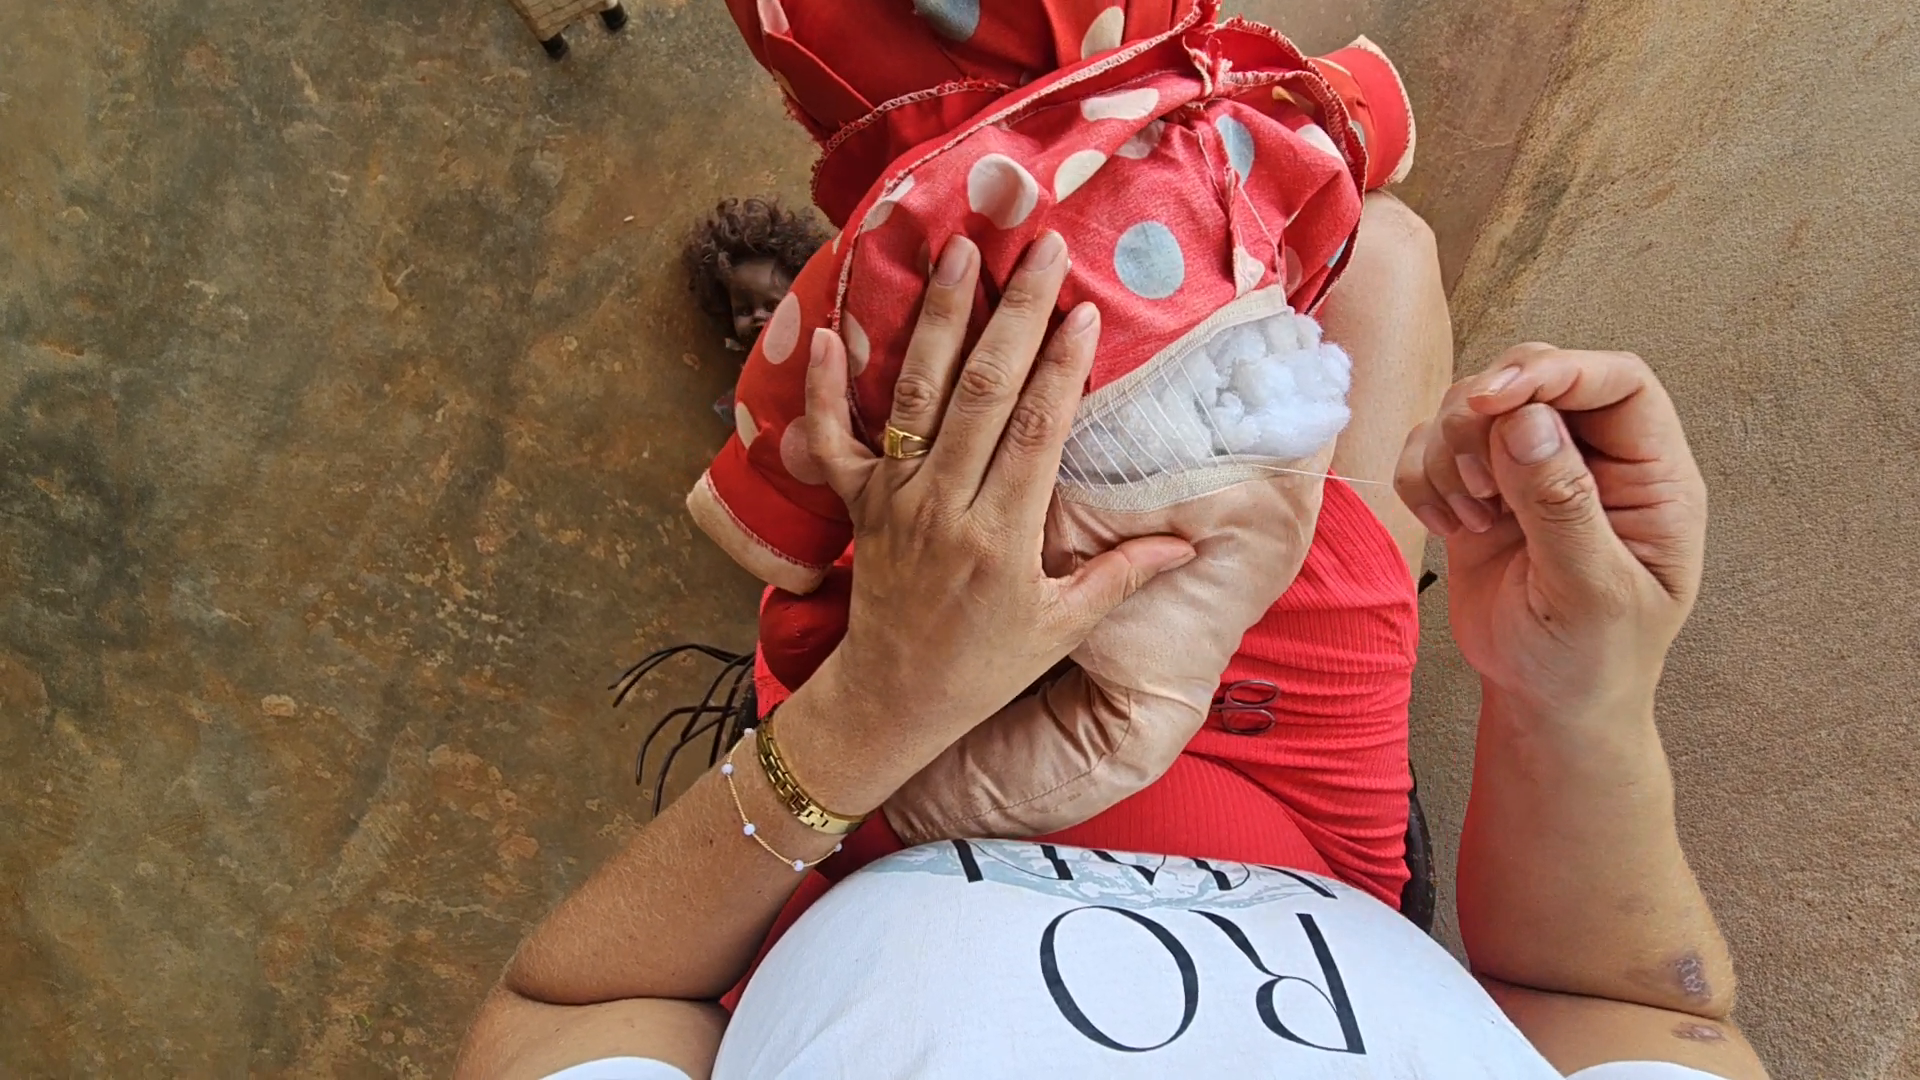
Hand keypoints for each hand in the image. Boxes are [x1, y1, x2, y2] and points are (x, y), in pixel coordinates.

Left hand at [794, 232, 1194, 802]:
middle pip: (982, 393)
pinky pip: (835, 441)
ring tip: (957, 254)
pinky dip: (826, 390)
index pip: (1037, 430)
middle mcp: (945, 505)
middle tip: (1040, 247)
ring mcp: (895, 501)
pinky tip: (829, 334)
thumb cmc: (984, 666)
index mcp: (1003, 536)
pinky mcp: (859, 507)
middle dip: (1014, 314)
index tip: (1084, 307)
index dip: (1062, 365)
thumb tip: (1187, 544)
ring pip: (917, 397)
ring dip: (938, 321)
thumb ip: (1120, 577)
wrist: (895, 696)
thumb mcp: (1061, 628)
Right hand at [1394, 344, 1706, 714]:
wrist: (1541, 693)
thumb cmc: (1588, 655)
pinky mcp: (1471, 493)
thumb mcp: (1589, 590)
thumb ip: (1562, 503)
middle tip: (1478, 490)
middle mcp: (1586, 460)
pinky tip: (1446, 528)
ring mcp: (1522, 473)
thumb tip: (1526, 420)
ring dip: (1447, 462)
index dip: (1551, 373)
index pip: (1612, 380)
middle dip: (1481, 422)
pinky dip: (1419, 483)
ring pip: (1465, 413)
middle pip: (1526, 380)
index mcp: (1648, 475)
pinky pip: (1425, 453)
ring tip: (1470, 522)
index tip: (1489, 402)